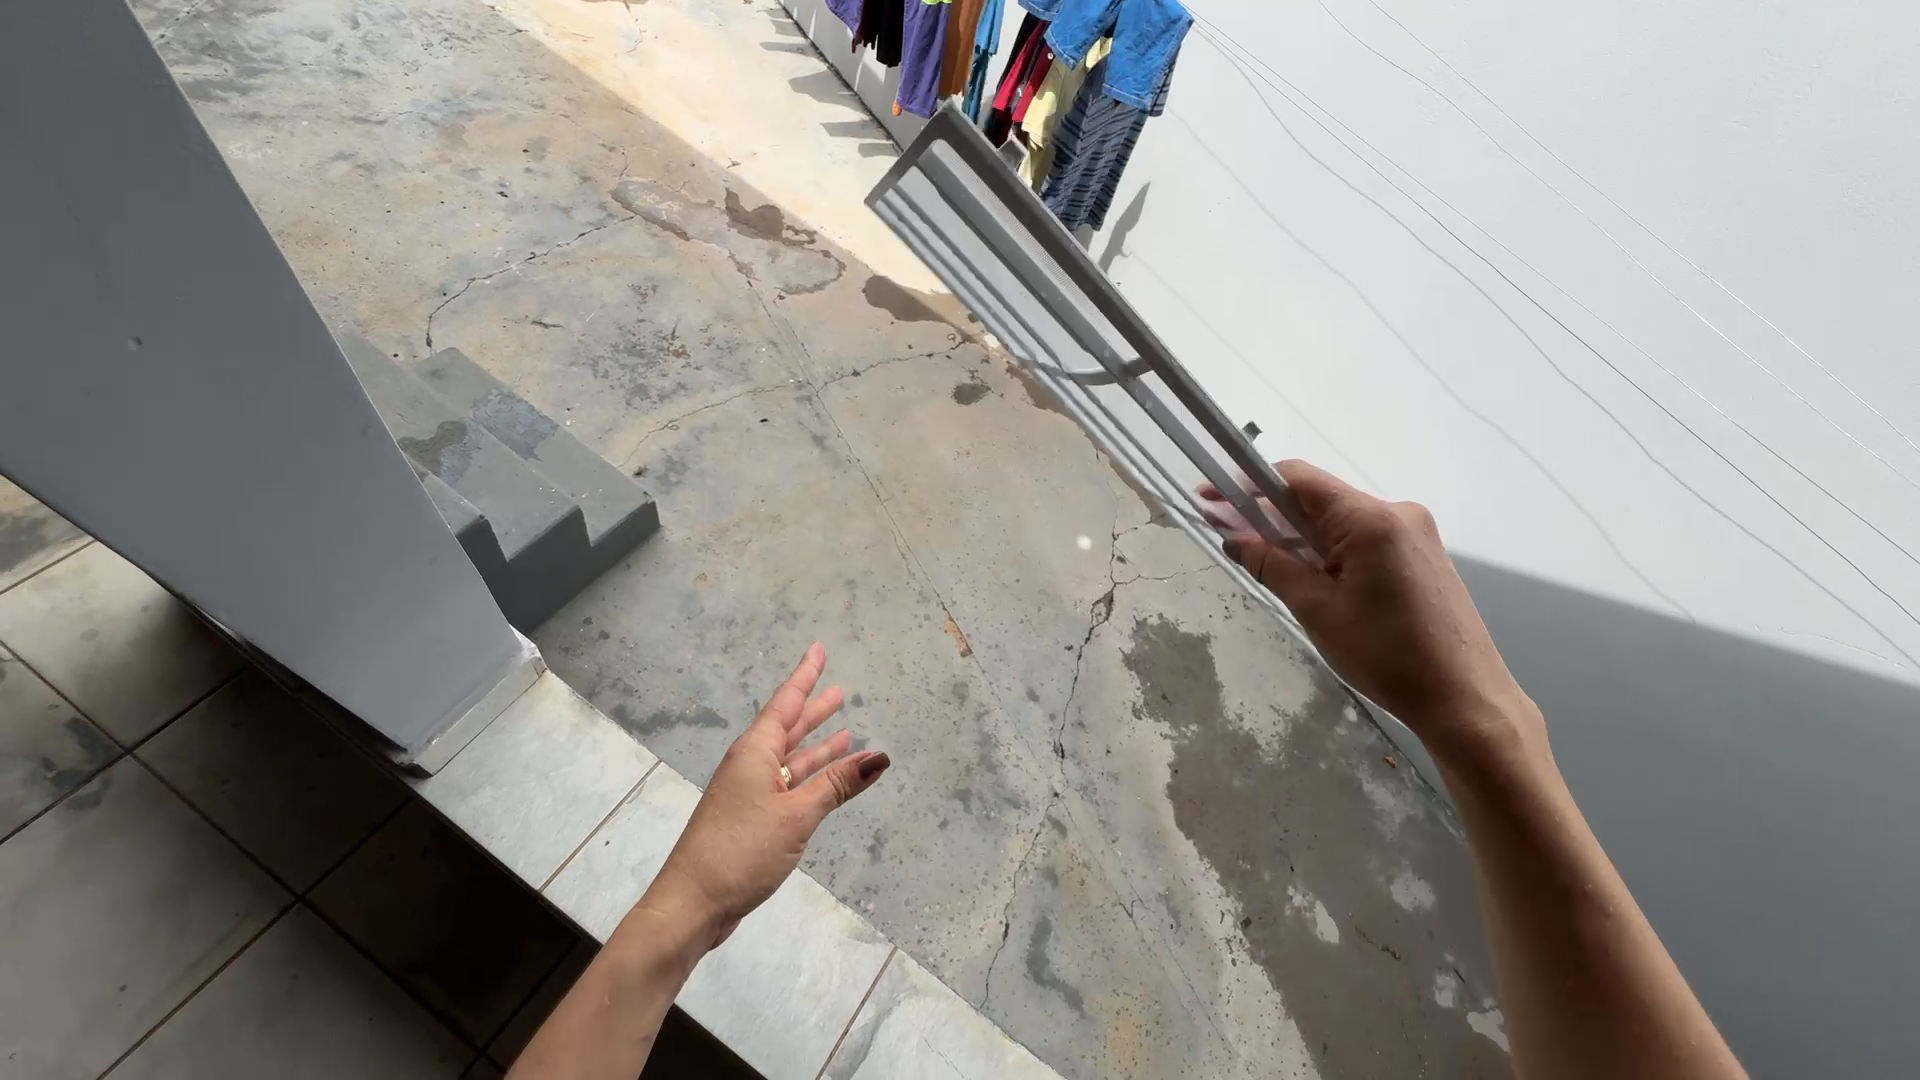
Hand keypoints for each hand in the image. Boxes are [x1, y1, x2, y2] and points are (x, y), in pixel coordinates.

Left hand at [642, 643, 888, 950]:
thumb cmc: (741, 850)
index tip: (818, 650)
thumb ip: (837, 785)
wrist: (692, 904)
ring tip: (844, 730)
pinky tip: (829, 778)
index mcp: (755, 753)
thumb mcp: (796, 814)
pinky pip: (789, 784)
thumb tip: (880, 756)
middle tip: (839, 689)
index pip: (786, 703)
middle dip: (813, 710)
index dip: (805, 676)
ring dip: (816, 746)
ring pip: (790, 759)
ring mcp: (750, 793)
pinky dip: (811, 777)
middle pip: (788, 728)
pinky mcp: (752, 818)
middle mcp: (751, 765)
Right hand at [1201, 460, 1542, 765]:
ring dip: (1296, 532)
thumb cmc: (1386, 655)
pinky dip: (1326, 547)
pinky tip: (1303, 571)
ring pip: (1338, 519)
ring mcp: (1413, 533)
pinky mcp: (1419, 554)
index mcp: (1371, 519)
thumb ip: (1273, 565)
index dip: (1249, 484)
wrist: (1465, 698)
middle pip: (1318, 497)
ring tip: (1257, 556)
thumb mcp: (1317, 610)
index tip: (1212, 496)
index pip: (1298, 479)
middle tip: (1226, 532)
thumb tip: (1234, 540)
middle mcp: (1396, 512)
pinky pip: (1360, 537)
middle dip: (1268, 512)